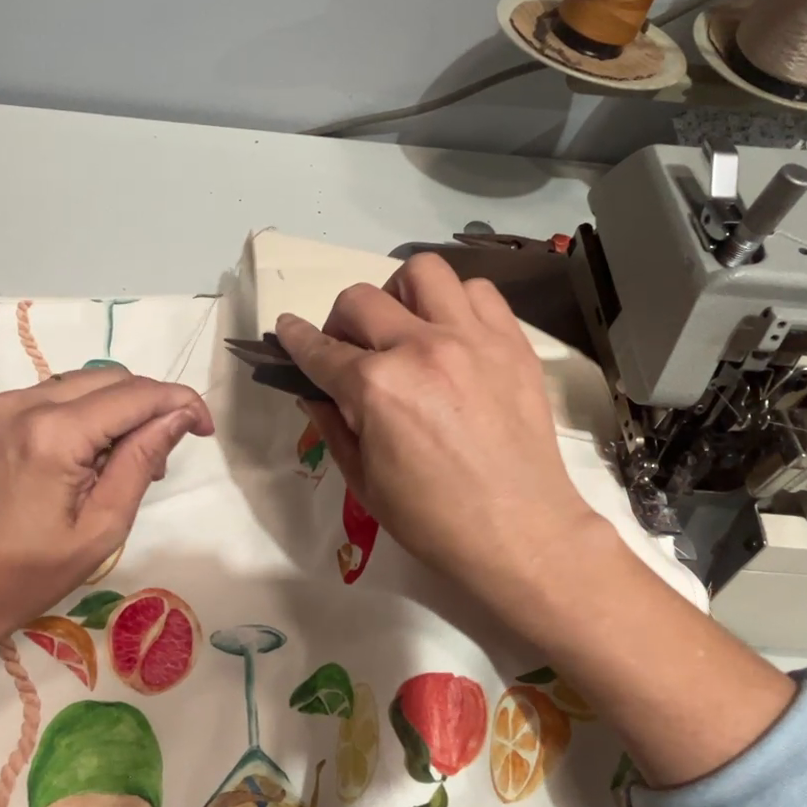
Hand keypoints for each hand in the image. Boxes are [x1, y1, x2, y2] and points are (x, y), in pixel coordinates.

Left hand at [0, 367, 212, 655]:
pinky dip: (88, 413)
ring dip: (120, 409)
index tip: (206, 428)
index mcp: (53, 433)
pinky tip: (93, 454)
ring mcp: (4, 406)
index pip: (134, 395)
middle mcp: (24, 403)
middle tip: (165, 456)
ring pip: (85, 382)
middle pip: (111, 378)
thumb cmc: (32, 573)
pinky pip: (58, 396)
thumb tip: (178, 416)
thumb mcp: (103, 526)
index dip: (179, 403)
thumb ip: (141, 460)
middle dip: (151, 406)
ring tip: (130, 460)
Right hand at [276, 254, 596, 610]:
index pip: (320, 349)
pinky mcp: (512, 342)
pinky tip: (453, 334)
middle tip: (350, 350)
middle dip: (340, 321)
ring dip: (400, 295)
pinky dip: (456, 303)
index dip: (295, 339)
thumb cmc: (433, 520)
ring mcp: (472, 339)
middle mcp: (420, 349)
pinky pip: (479, 291)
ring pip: (423, 273)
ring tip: (406, 328)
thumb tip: (316, 393)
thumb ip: (334, 427)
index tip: (287, 329)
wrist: (519, 533)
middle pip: (361, 300)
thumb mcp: (364, 482)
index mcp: (376, 388)